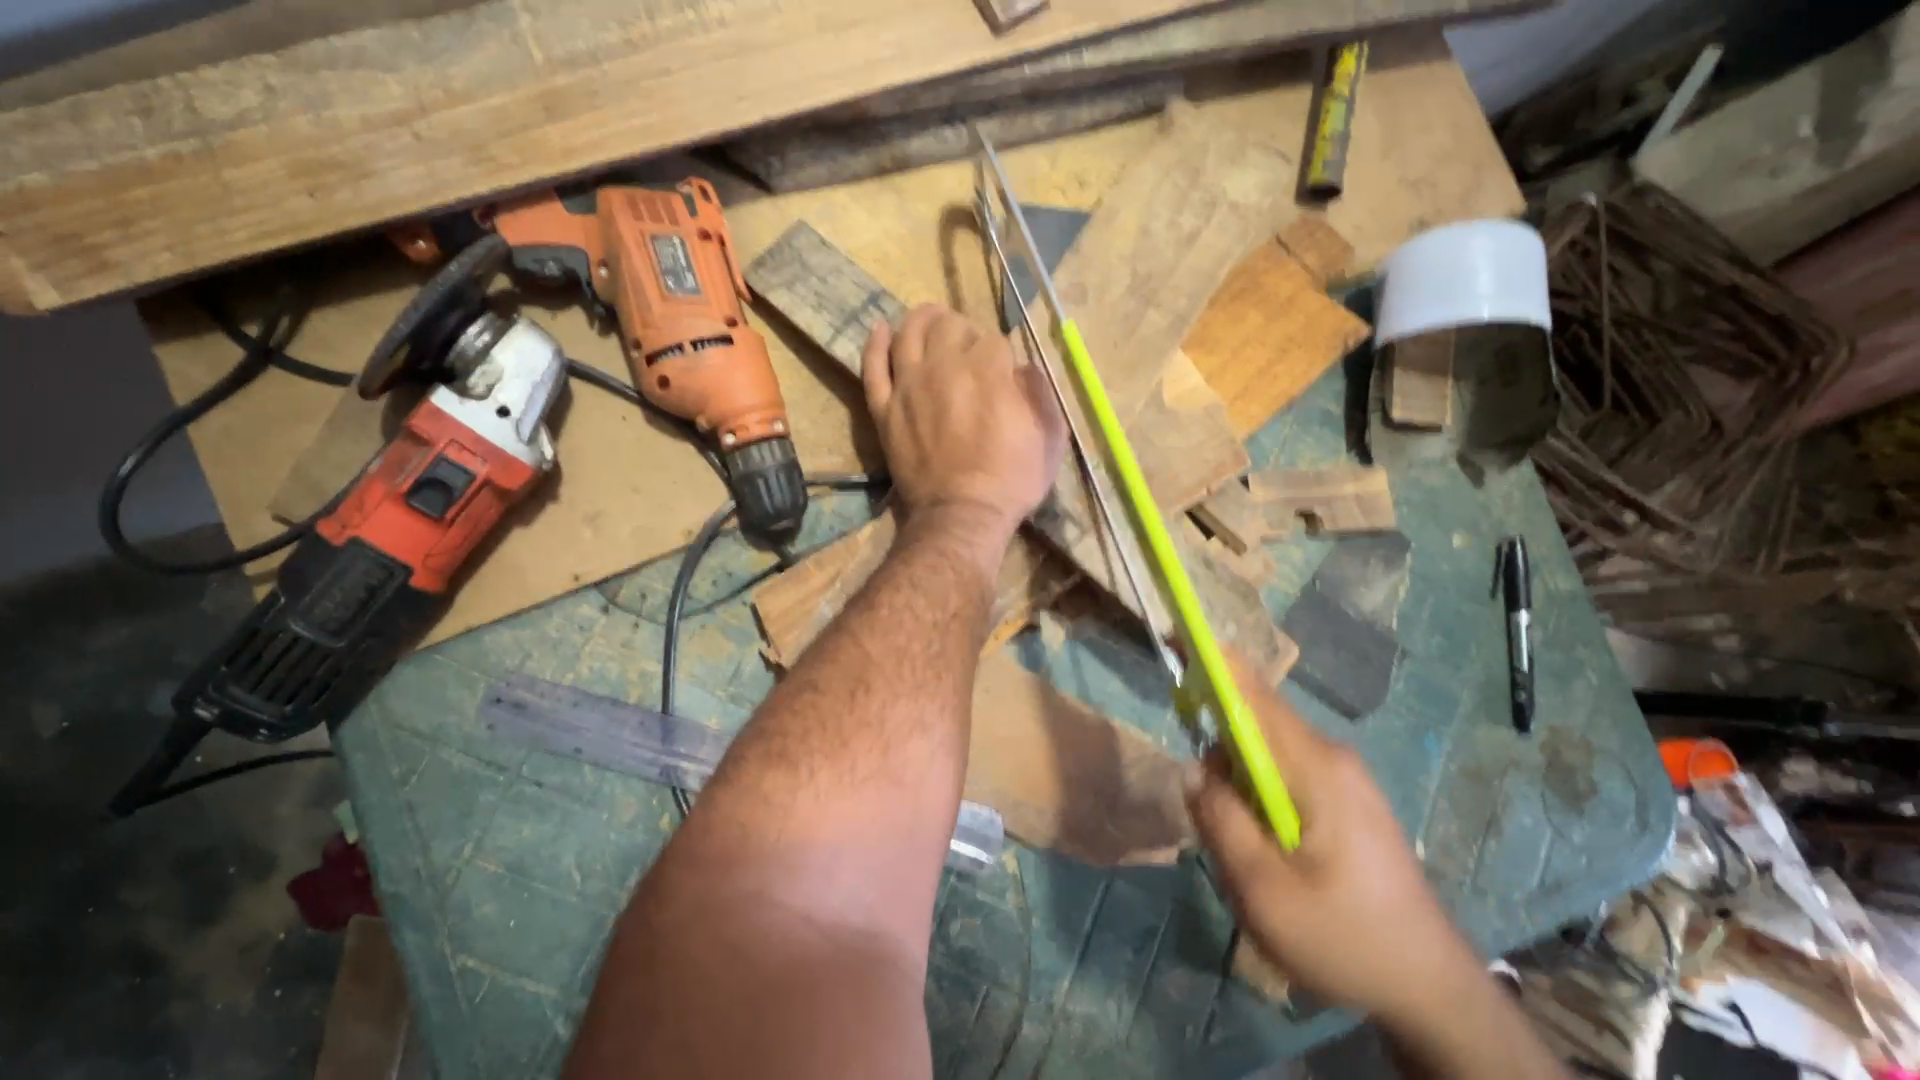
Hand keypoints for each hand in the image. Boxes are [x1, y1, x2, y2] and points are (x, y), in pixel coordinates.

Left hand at [862, 304, 1066, 544]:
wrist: (962, 515)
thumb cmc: (1012, 480)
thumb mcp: (1049, 436)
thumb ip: (1041, 392)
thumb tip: (1024, 369)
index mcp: (987, 370)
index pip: (993, 339)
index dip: (1001, 353)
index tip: (1004, 372)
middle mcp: (944, 367)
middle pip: (950, 326)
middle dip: (964, 331)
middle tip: (969, 347)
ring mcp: (909, 386)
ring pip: (909, 334)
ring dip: (922, 320)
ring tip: (929, 318)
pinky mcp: (884, 409)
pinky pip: (873, 367)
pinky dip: (876, 344)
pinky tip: (881, 330)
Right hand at [1186, 658, 1481, 1025]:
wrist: (1428, 983)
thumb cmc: (1344, 936)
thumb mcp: (1264, 890)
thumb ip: (1221, 821)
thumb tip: (1193, 768)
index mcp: (1316, 767)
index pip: (1254, 695)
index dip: (1212, 665)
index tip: (1175, 644)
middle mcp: (1333, 757)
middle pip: (1256, 723)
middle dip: (1216, 746)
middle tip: (1201, 809)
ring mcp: (1345, 778)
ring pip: (1268, 753)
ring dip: (1236, 782)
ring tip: (1236, 847)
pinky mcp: (1347, 800)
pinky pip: (1286, 775)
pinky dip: (1257, 794)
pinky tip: (1260, 848)